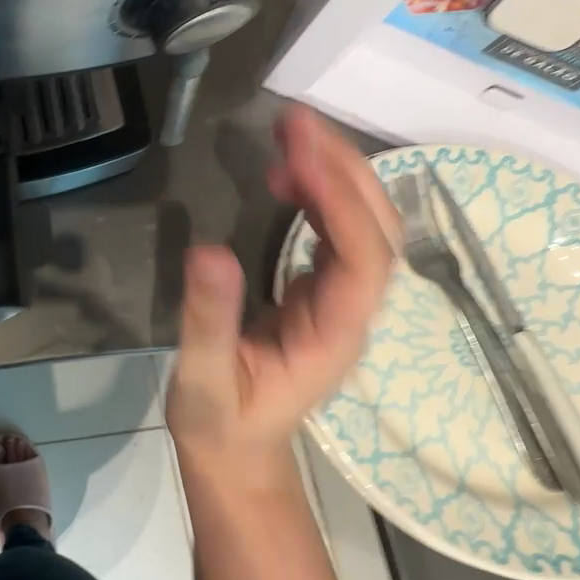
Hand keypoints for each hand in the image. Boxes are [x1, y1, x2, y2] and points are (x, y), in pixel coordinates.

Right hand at [167, 106, 397, 482]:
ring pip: (363, 226)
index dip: (340, 202)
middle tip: (295, 123)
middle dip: (344, 170)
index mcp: (333, 335)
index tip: (299, 155)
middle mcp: (349, 312)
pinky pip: (337, 233)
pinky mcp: (321, 294)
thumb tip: (208, 250)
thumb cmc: (220, 424)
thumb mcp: (203, 379)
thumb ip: (209, 320)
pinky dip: (319, 194)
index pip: (360, 258)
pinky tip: (288, 175)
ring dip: (336, 173)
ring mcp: (340, 301)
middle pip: (376, 230)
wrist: (235, 457)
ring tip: (291, 134)